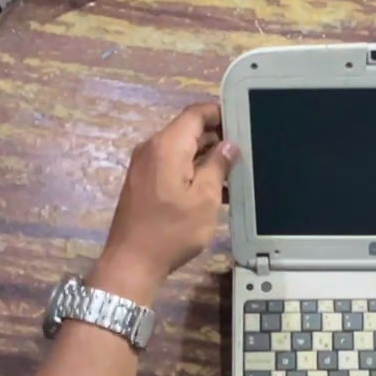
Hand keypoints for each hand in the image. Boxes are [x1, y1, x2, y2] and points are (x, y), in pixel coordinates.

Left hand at [92, 102, 238, 303]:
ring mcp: (143, 164)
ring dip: (205, 157)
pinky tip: (211, 188)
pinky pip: (170, 164)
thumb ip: (218, 167)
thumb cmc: (172, 231)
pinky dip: (190, 170)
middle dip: (216, 137)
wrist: (132, 262)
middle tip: (243, 152)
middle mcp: (151, 148)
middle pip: (188, 130)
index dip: (220, 113)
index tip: (242, 122)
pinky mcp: (142, 181)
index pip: (196, 113)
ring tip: (233, 173)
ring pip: (180, 149)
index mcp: (167, 146)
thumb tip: (229, 145)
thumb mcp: (205, 199)